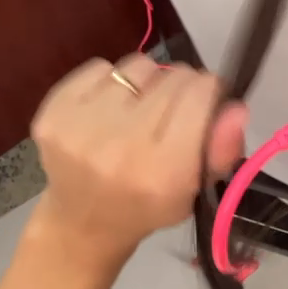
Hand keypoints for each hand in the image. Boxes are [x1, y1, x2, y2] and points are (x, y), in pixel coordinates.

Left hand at [29, 55, 247, 269]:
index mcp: (163, 171)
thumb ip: (222, 149)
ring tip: (136, 112)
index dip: (208, 92)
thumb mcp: (196, 189)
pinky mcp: (52, 113)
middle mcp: (120, 147)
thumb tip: (235, 106)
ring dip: (144, 82)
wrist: (82, 223)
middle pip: (172, 76)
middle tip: (169, 113)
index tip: (204, 103)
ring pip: (137, 65)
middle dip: (179, 87)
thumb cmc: (149, 205)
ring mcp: (80, 128)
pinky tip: (106, 111)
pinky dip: (109, 81)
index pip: (200, 93)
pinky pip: (100, 66)